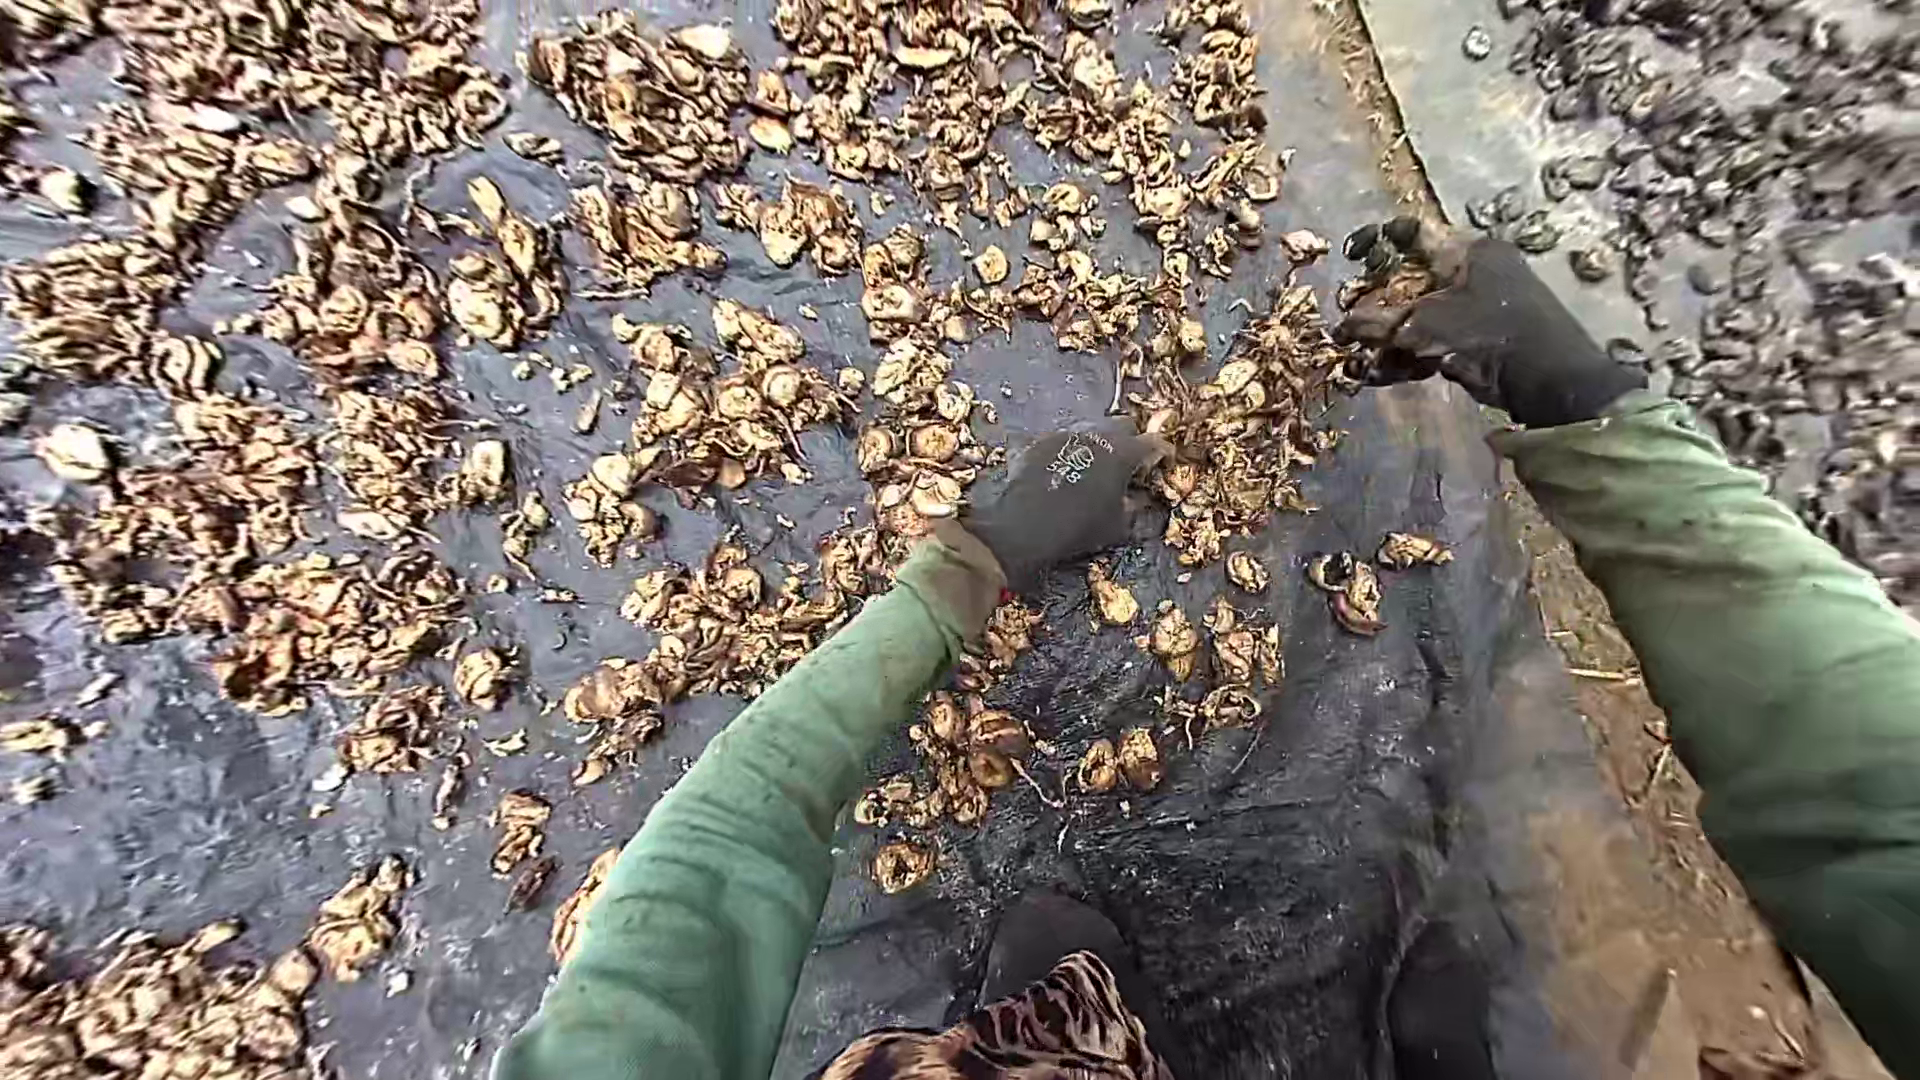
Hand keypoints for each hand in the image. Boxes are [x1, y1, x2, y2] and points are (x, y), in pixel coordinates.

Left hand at [960, 420, 1167, 593]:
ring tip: (1088, 467)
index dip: (1160, 453)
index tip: (1160, 463)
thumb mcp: (1118, 525)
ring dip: (1092, 445)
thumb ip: (1136, 508)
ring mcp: (1062, 434)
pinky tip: (1055, 469)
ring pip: (1086, 430)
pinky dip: (1060, 453)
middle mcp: (1094, 433)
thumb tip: (1141, 499)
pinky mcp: (1035, 442)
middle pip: (1121, 426)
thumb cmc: (1080, 527)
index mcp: (1122, 451)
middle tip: (1124, 464)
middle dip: (1127, 441)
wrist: (1025, 526)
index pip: (1153, 443)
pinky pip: (1055, 442)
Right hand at [1334, 216, 1644, 426]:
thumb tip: (1339, 326)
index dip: (1379, 242)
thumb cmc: (1482, 332)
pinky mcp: (1472, 336)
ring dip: (1384, 342)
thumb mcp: (1417, 324)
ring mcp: (1473, 306)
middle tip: (1349, 327)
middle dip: (1374, 310)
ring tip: (1364, 363)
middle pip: (1407, 284)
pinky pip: (1426, 341)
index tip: (1349, 255)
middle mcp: (1471, 273)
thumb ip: (1371, 323)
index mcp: (1467, 252)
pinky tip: (1384, 374)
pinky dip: (1404, 358)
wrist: (1540, 375)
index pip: (1415, 235)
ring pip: (1413, 317)